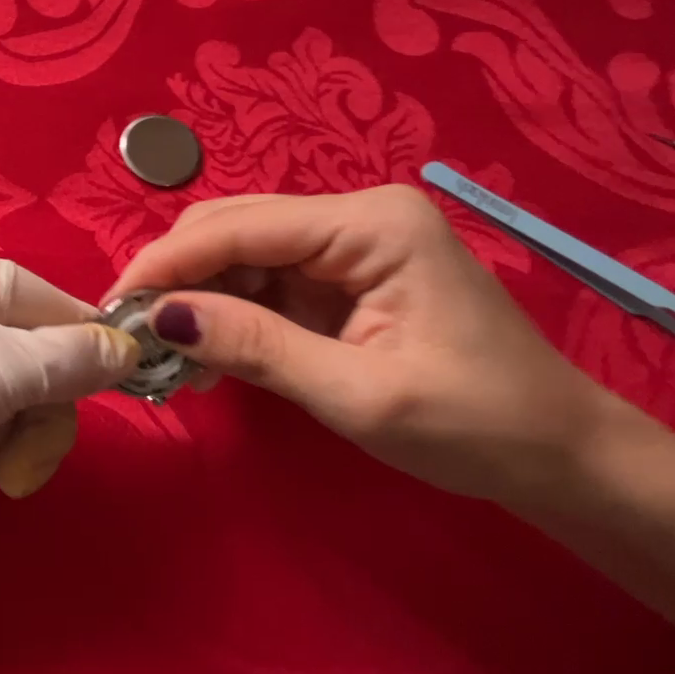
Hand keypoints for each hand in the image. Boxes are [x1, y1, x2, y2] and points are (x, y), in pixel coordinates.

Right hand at [107, 186, 646, 503]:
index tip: (113, 308)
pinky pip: (258, 281)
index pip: (239, 226)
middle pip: (229, 227)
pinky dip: (223, 314)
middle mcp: (353, 215)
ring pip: (236, 253)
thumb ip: (255, 346)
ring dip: (195, 298)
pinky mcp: (338, 275)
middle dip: (176, 277)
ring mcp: (345, 243)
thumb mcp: (358, 393)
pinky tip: (206, 353)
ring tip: (166, 353)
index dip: (167, 263)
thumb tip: (159, 317)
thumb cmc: (476, 425)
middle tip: (133, 334)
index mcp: (370, 224)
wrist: (561, 458)